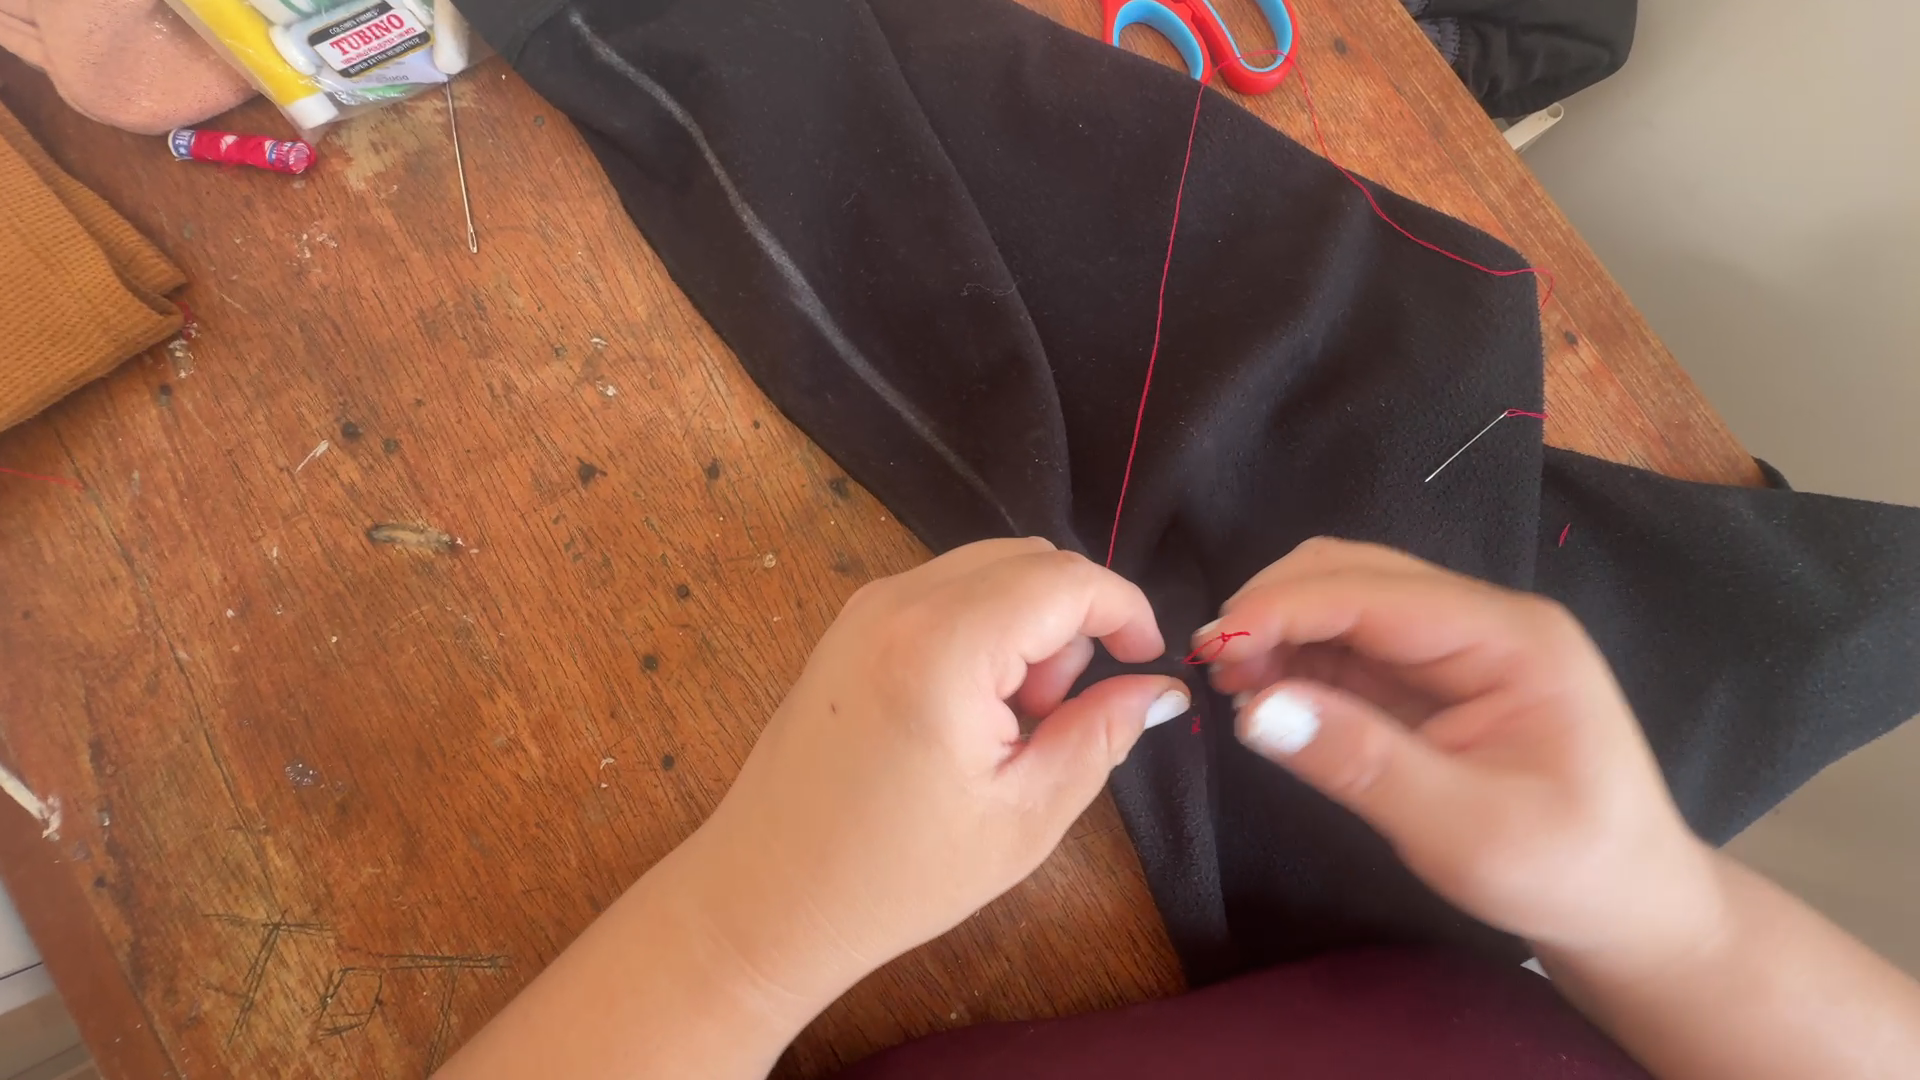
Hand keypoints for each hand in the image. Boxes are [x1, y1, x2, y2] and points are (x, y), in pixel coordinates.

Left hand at [679, 537, 1189, 1012]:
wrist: (764, 894)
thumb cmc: (897, 873)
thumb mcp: (1024, 815)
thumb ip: (1102, 733)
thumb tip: (1162, 689)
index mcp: (945, 643)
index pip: (1066, 578)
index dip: (1124, 608)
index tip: (1148, 658)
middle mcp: (900, 599)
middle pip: (1028, 560)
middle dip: (1072, 618)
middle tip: (1058, 709)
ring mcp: (867, 603)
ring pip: (988, 570)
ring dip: (1027, 623)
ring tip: (1011, 717)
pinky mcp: (852, 622)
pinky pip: (946, 590)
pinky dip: (984, 625)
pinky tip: (969, 702)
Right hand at [1202, 537, 1721, 962]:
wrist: (1626, 907)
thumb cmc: (1566, 873)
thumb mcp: (1468, 834)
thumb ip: (1361, 764)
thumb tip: (1252, 711)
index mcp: (1508, 638)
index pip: (1371, 593)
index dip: (1281, 609)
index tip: (1212, 647)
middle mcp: (1474, 618)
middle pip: (1348, 571)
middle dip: (1270, 606)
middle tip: (1215, 664)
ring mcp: (1445, 640)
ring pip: (1333, 594)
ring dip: (1272, 627)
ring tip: (1231, 680)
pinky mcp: (1418, 668)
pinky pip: (1336, 638)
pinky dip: (1287, 654)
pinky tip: (1263, 690)